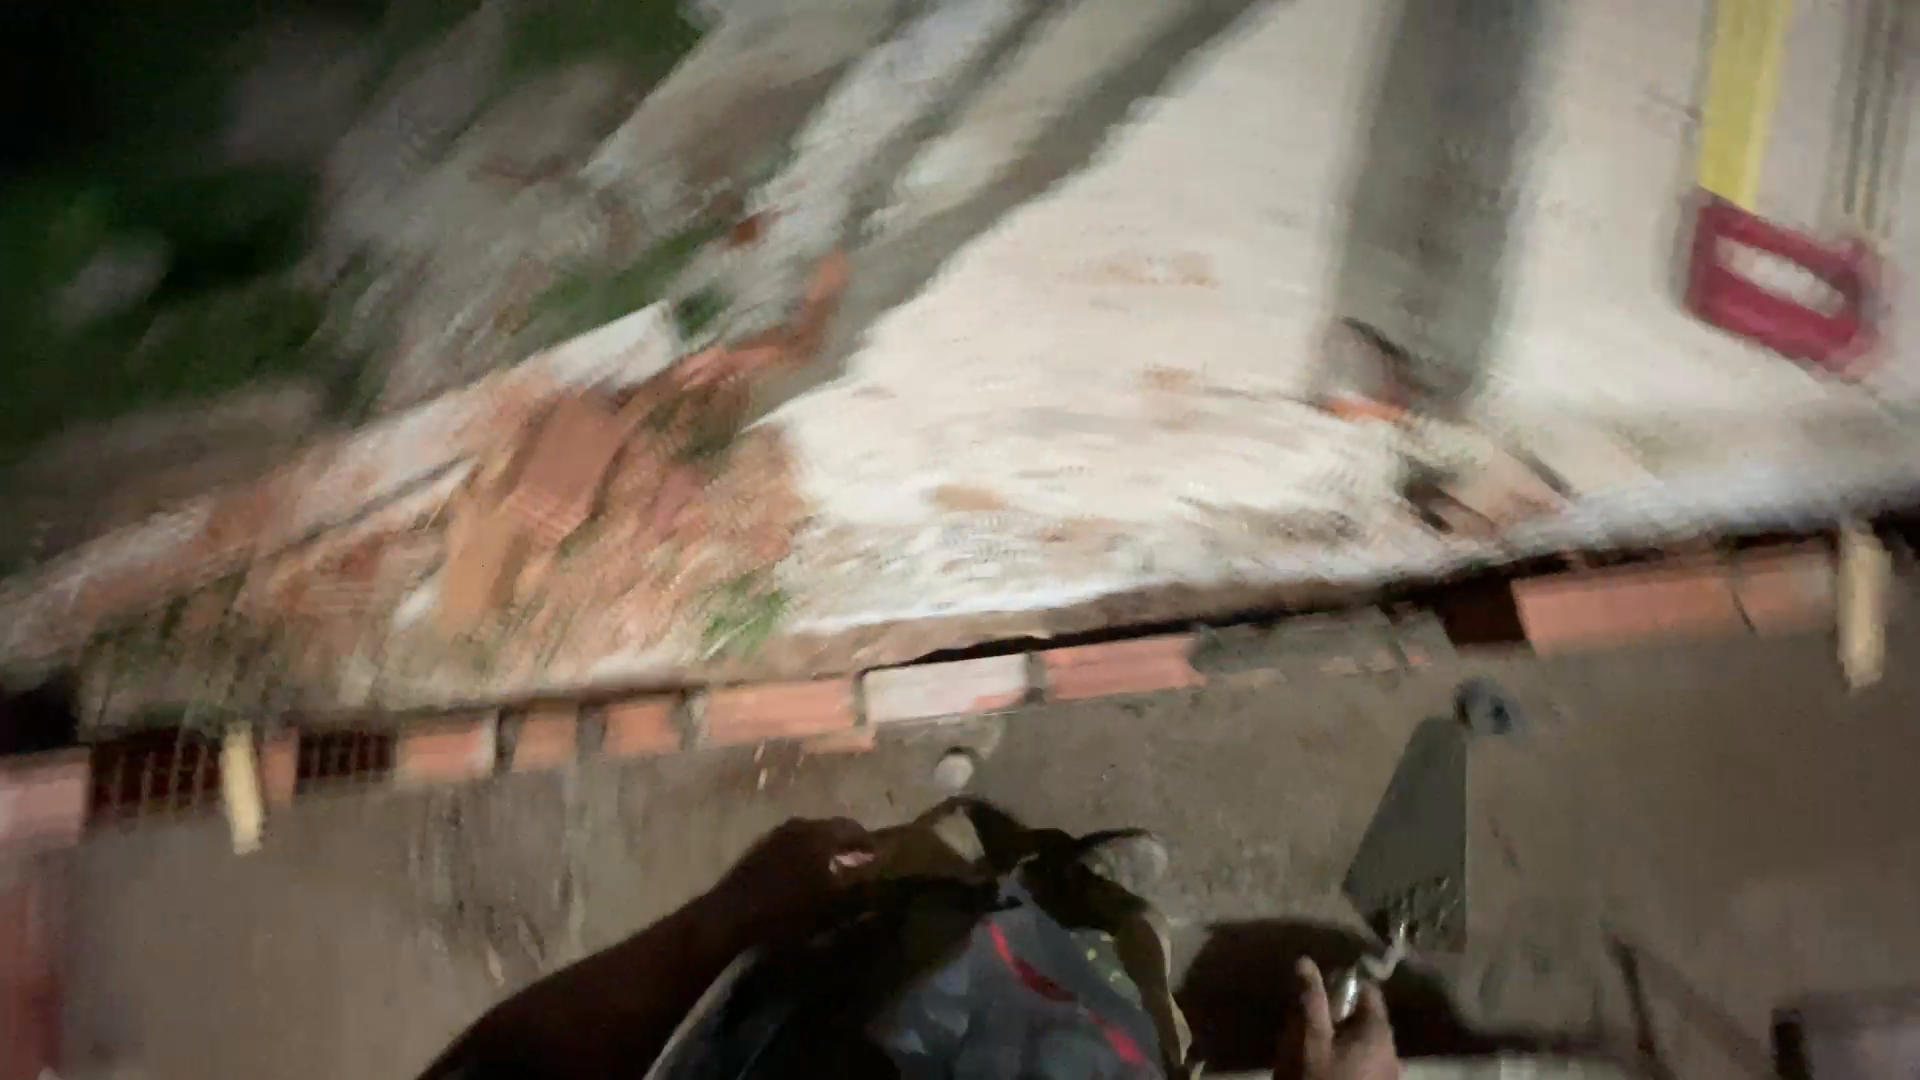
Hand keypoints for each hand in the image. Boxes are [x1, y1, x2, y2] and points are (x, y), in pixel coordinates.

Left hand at [707, 817, 875, 940]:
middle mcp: (799, 825)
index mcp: (820, 833)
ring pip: (810, 834)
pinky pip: (793, 843)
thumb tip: (879, 874)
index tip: (880, 855)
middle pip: (831, 828)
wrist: (729, 917)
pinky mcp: (760, 848)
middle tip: (861, 859)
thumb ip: (858, 886)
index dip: (868, 842)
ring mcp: (776, 834)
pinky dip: (806, 852)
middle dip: (847, 842)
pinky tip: (806, 872)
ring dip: (826, 847)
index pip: (853, 828)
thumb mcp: (830, 903)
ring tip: (836, 866)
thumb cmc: (786, 911)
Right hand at [1274, 958, 1400, 1079]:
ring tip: (1311, 1041)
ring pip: (1364, 1040)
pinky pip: (1365, 1060)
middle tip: (1308, 1016)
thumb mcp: (1311, 1039)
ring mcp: (1389, 1076)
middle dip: (1337, 1011)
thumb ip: (1312, 999)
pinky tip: (1325, 1065)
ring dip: (1340, 1034)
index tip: (1319, 986)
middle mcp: (1392, 1052)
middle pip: (1366, 1016)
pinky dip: (1346, 1054)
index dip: (1344, 982)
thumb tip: (1306, 961)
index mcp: (1379, 1035)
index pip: (1370, 992)